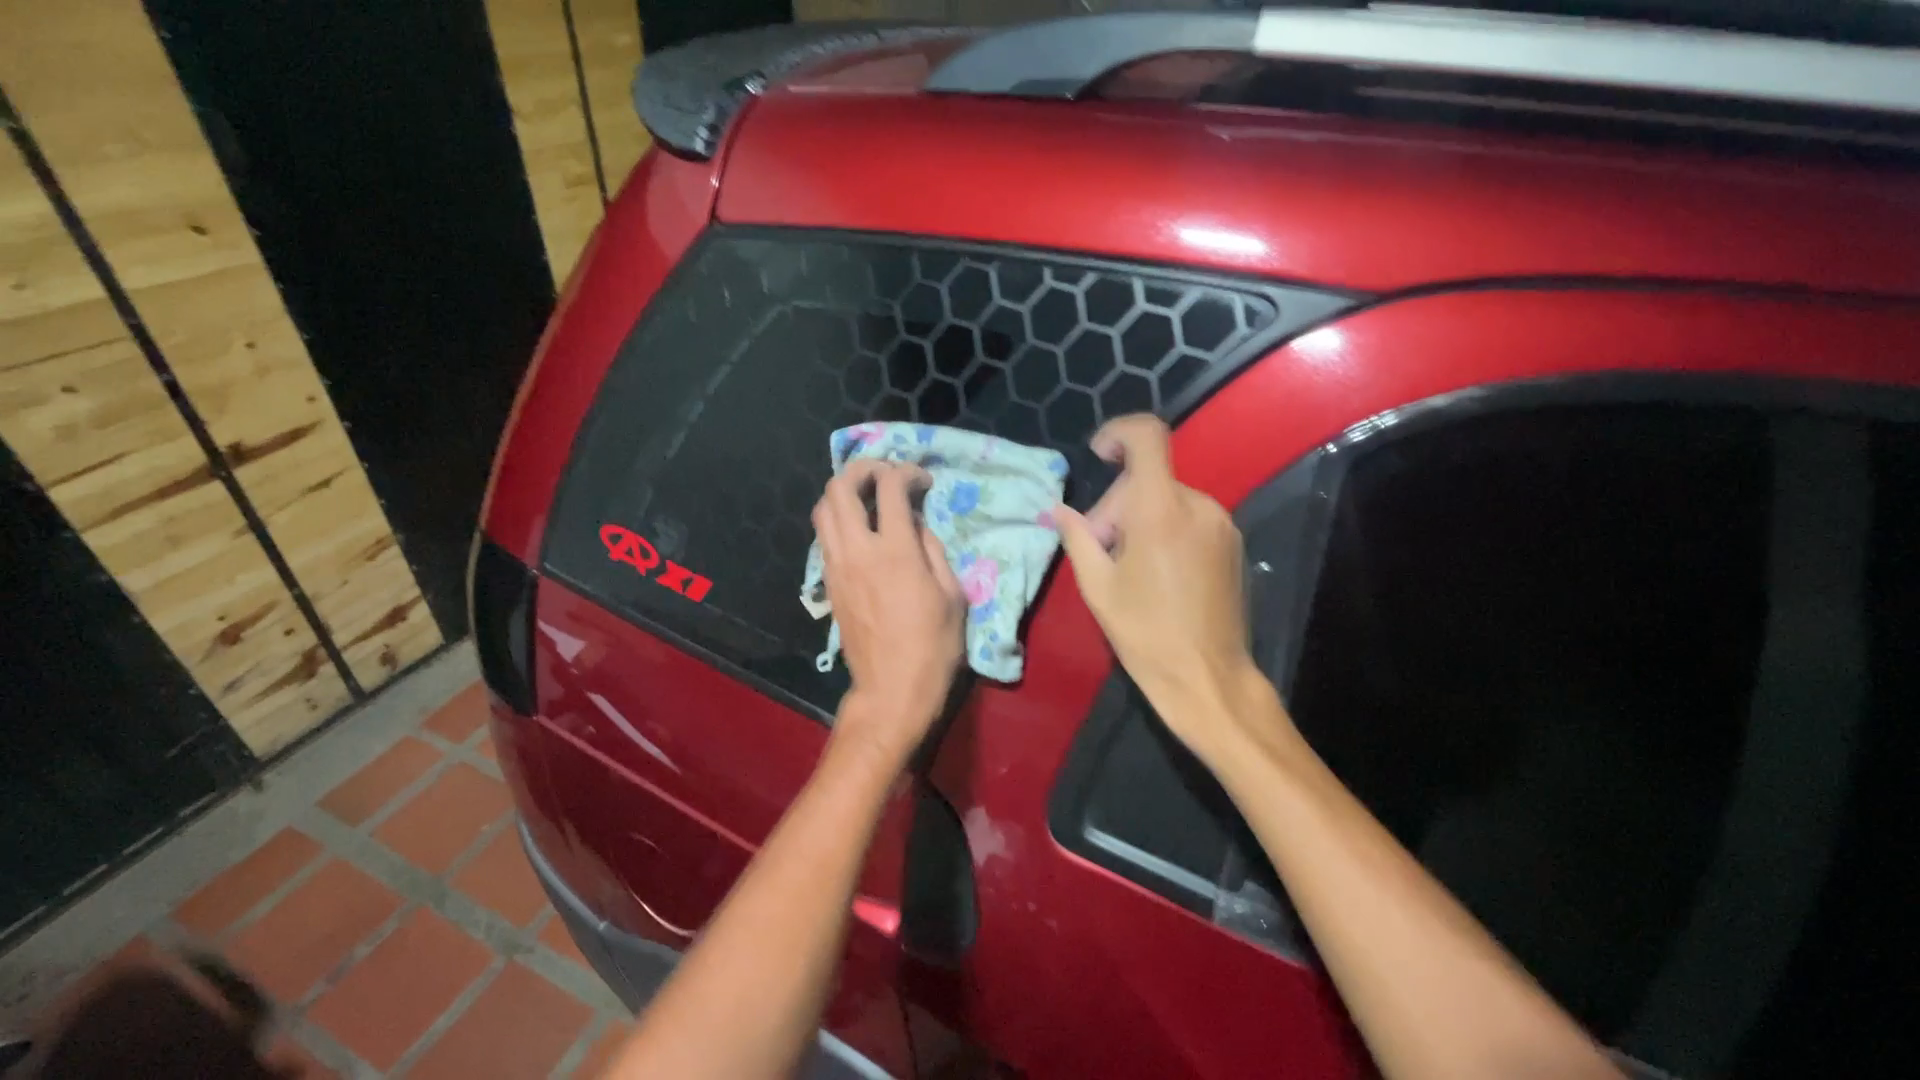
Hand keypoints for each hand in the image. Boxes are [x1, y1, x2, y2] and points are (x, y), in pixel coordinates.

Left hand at [813, 460, 965, 764]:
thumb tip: (915, 524)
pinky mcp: (828, 584)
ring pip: (822, 509)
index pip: (889, 486)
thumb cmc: (934, 646)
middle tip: (886, 474)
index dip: (906, 471)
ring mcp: (836, 567)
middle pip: (840, 487)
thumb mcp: (952, 594)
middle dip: (862, 469)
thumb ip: (933, 550)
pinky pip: (824, 536)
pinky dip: (838, 519)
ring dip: (843, 492)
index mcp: (895, 551)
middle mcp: (857, 550)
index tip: (922, 481)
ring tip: (868, 497)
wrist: (893, 689)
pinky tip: (861, 529)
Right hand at [1055, 415, 1272, 760]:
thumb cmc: (1145, 634)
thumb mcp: (1098, 587)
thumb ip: (1078, 537)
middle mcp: (1197, 505)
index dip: (1119, 433)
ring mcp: (1221, 523)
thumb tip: (1059, 511)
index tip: (1099, 456)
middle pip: (1148, 481)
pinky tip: (1157, 574)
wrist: (1207, 676)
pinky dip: (1166, 531)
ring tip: (1129, 570)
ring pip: (1167, 500)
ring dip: (1141, 521)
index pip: (1147, 437)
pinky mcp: (1232, 543)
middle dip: (1117, 507)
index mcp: (1161, 510)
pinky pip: (1189, 518)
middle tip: (1100, 553)